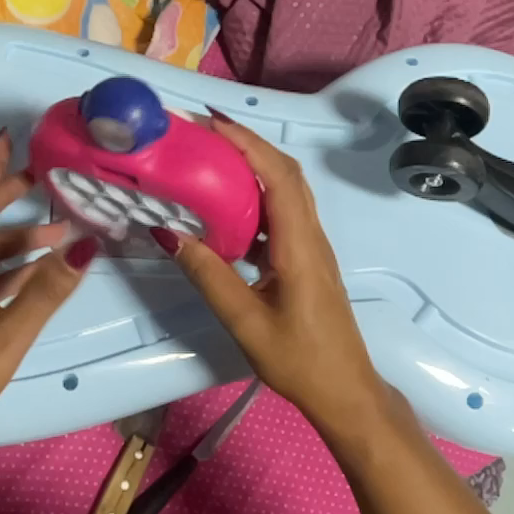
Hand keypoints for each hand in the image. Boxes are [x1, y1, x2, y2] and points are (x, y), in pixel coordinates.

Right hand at [150, 113, 388, 435]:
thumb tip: (168, 232)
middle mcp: (310, 235)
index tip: (210, 122)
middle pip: (285, 171)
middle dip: (246, 143)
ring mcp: (310, 245)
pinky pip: (281, 210)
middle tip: (203, 131)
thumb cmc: (299, 360)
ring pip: (285, 188)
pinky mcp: (305, 257)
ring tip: (210, 157)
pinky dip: (255, 193)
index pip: (278, 176)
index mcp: (299, 245)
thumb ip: (208, 275)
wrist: (345, 392)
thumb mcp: (245, 322)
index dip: (246, 142)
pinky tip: (224, 205)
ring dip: (252, 164)